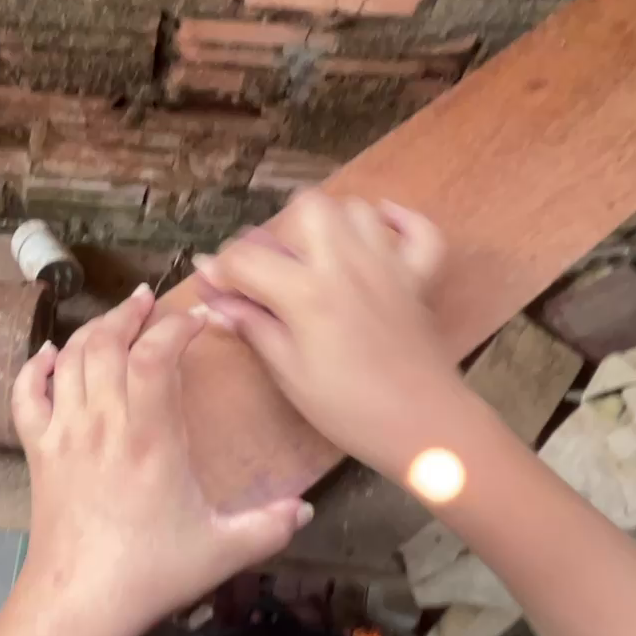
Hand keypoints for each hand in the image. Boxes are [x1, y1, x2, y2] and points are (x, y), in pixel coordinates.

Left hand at [9, 285, 312, 635]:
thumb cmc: (150, 572)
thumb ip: (269, 526)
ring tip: (115, 317)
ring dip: (92, 329)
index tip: (199, 319)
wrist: (77, 604)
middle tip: (149, 299)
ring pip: (71, 358)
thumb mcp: (222, 551)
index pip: (156, 356)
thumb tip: (308, 509)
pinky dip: (34, 368)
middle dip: (129, 313)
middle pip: (107, 343)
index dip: (177, 328)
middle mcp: (102, 421)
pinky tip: (49, 355)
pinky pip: (26, 395)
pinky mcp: (38, 449)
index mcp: (149, 436)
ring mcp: (64, 431)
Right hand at [193, 192, 481, 480]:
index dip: (221, 269)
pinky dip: (400, 222)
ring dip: (331, 223)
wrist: (424, 428)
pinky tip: (380, 230)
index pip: (248, 259)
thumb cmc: (347, 408)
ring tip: (318, 256)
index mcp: (306, 291)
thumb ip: (253, 326)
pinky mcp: (419, 277)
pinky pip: (419, 230)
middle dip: (281, 229)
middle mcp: (346, 263)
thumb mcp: (288, 372)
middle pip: (308, 207)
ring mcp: (388, 265)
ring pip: (356, 209)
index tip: (211, 283)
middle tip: (274, 268)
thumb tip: (215, 302)